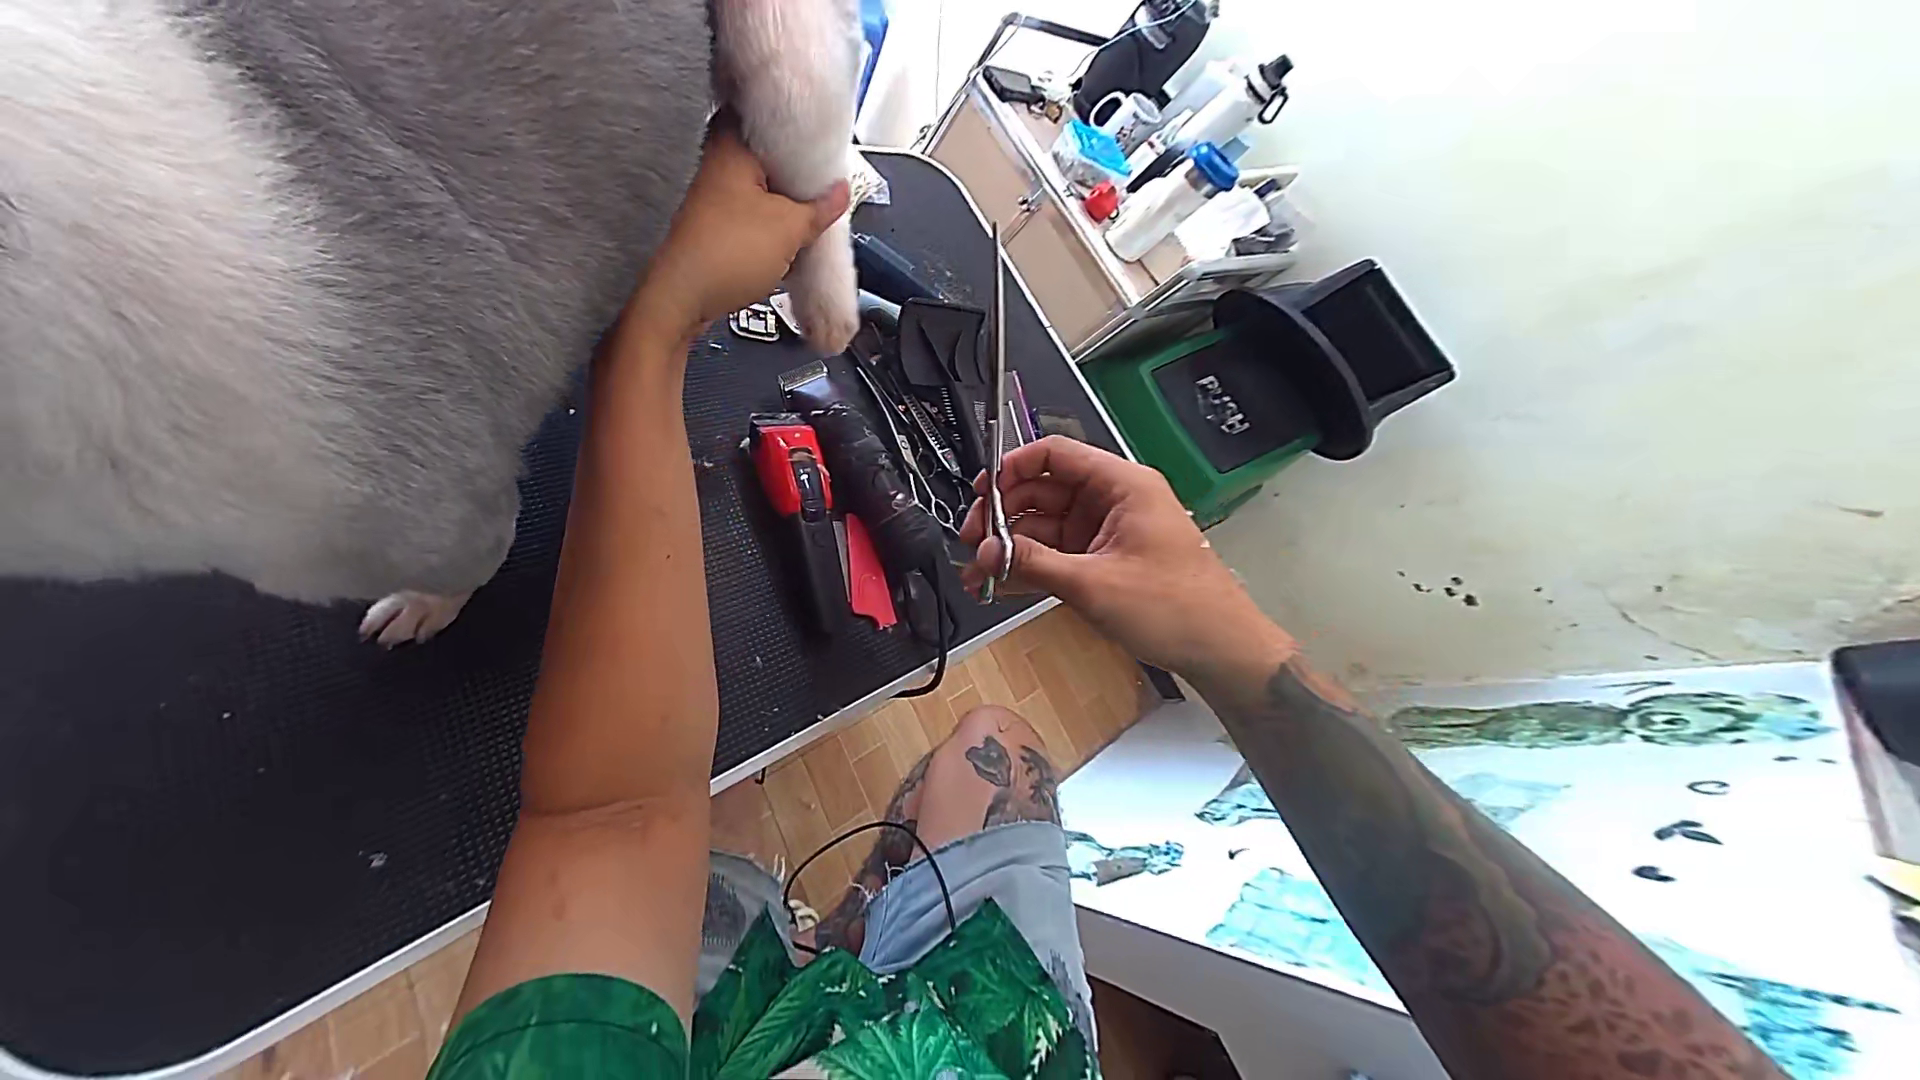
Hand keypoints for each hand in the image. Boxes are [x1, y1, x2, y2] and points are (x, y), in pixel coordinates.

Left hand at [629, 124, 849, 341]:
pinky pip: (756, 218)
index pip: (769, 117)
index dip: (799, 129)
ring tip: (812, 218)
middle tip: (824, 186)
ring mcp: (718, 198)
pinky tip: (792, 243)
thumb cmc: (723, 256)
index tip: (825, 144)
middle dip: (799, 174)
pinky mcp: (720, 228)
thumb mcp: (790, 228)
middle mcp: (720, 166)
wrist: (686, 298)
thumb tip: (839, 194)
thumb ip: (820, 209)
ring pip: (765, 190)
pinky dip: (776, 227)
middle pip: (770, 158)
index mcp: (733, 148)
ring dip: (789, 204)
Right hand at [958, 436, 1290, 679]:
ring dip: (1011, 546)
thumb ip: (1035, 563)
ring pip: (1044, 525)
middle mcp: (1111, 502)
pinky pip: (1054, 552)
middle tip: (975, 539)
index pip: (1056, 454)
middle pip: (1042, 490)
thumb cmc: (1179, 607)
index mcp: (1122, 486)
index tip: (984, 492)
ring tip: (981, 569)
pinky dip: (1029, 565)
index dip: (1013, 467)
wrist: (1217, 649)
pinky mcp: (1100, 559)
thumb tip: (989, 551)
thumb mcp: (1095, 583)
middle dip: (1003, 514)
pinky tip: (1002, 581)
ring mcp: (1104, 531)